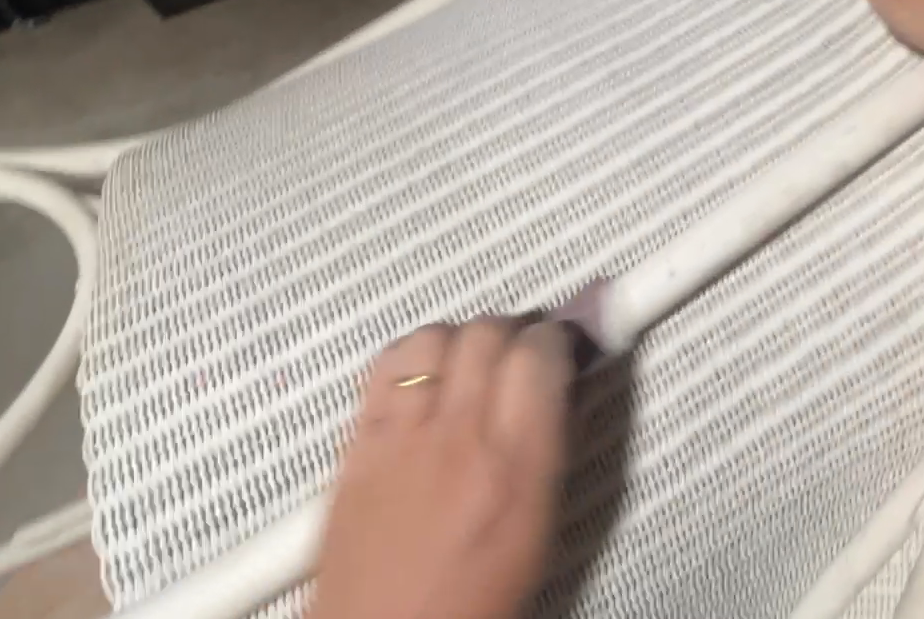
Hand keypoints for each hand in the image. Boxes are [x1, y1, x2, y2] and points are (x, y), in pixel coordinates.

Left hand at [309, 319, 574, 618]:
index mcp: (516, 468)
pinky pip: (385, 362)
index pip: (540, 355)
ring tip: (468, 361)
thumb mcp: (538, 526)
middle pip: (489, 331)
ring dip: (461, 337)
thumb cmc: (469, 603)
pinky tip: (423, 374)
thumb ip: (553, 443)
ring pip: (437, 335)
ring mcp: (403, 435)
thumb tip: (562, 384)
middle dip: (512, 331)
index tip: (559, 345)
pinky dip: (411, 353)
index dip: (556, 338)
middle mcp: (460, 439)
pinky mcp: (360, 440)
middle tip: (517, 352)